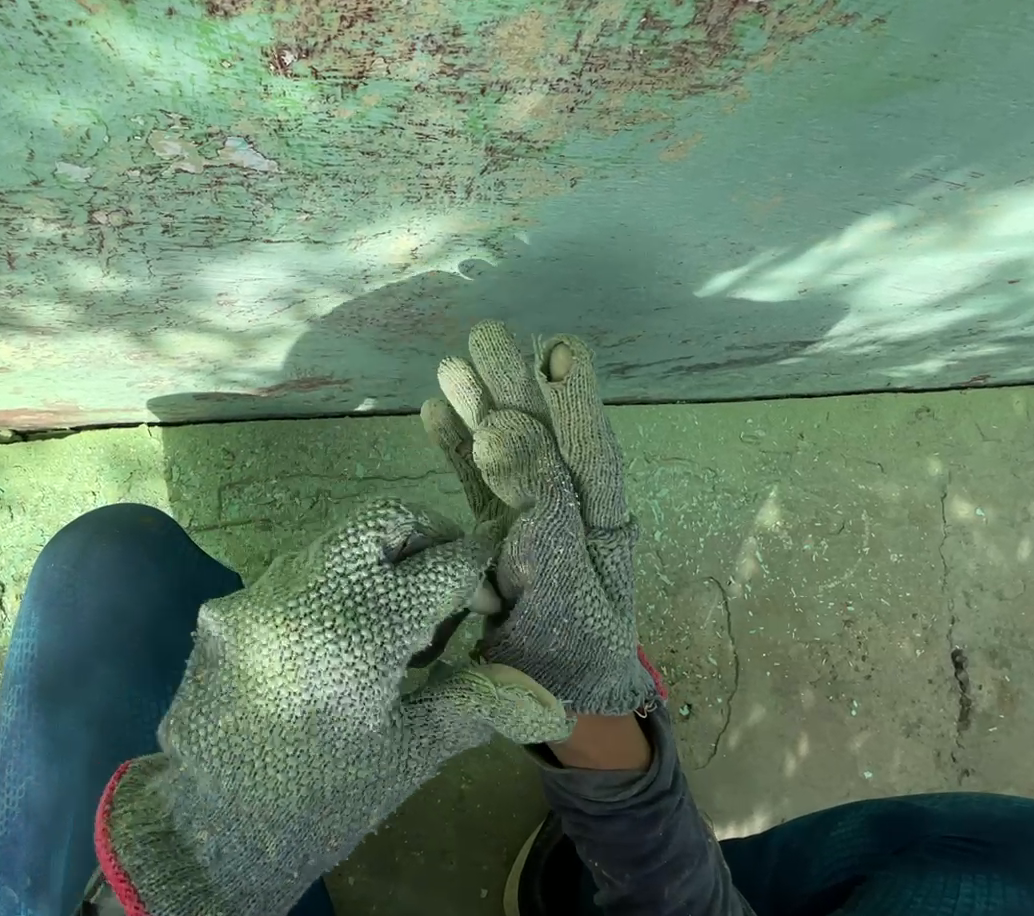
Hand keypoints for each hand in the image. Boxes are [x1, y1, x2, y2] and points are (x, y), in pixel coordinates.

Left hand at [94, 500, 571, 915]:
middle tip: (446, 580)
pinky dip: (339, 577)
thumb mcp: (408, 753)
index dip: (479, 572)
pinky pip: (302, 565)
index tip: (490, 594)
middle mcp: (312, 587)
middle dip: (429, 536)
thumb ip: (474, 701)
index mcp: (364, 628)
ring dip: (382, 554)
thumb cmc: (320, 797)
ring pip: (341, 534)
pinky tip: (343, 630)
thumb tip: (536, 688)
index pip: (443, 565)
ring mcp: (265, 587)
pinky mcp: (235, 600)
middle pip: (388, 519)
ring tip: (395, 613)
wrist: (207, 827)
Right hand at [423, 321, 661, 716]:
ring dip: (478, 408)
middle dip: (515, 386)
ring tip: (451, 364)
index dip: (573, 399)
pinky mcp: (495, 530)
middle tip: (487, 334)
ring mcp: (527, 517)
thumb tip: (505, 427)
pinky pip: (474, 481)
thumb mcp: (564, 585)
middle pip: (539, 437)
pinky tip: (436, 412)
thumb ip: (542, 509)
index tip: (558, 349)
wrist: (551, 700)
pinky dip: (454, 449)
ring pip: (502, 452)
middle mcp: (565, 507)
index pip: (586, 448)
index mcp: (597, 519)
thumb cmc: (569, 652)